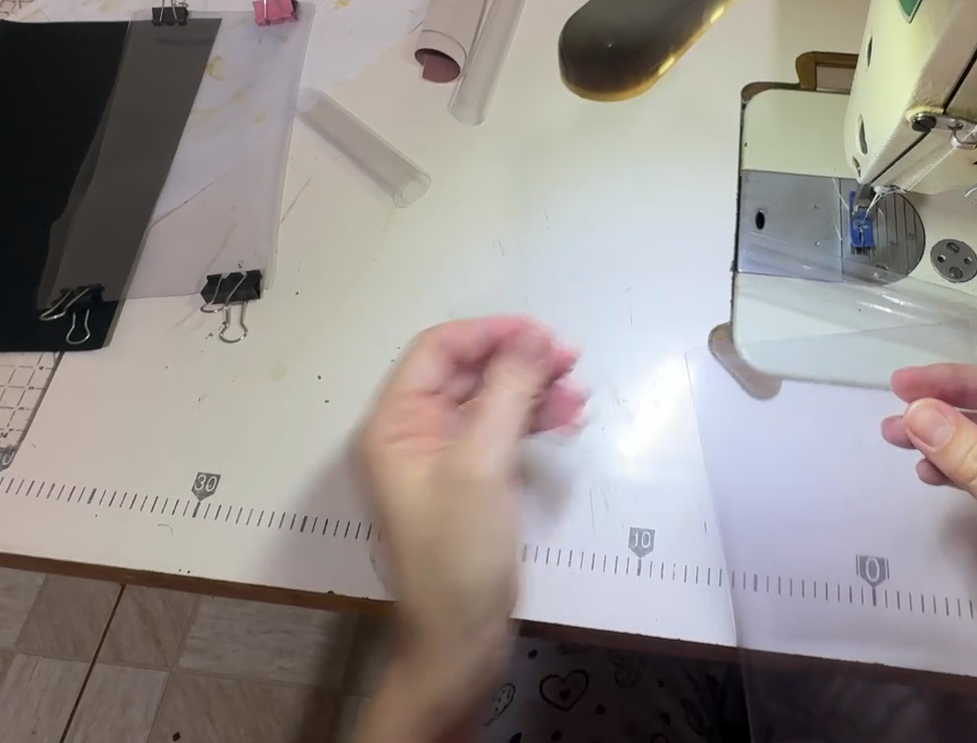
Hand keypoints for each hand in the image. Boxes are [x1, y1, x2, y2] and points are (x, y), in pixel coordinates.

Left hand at [356, 317, 585, 739]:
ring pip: (493, 397)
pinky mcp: (474, 475)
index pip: (438, 350)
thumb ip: (507, 392)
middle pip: (470, 370)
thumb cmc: (459, 554)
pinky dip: (535, 418)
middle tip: (571, 359)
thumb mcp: (481, 466)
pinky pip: (504, 428)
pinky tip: (569, 419)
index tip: (541, 335)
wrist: (461, 644)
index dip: (489, 334)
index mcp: (396, 423)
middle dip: (520, 361)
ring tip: (580, 394)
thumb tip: (534, 336)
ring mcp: (446, 454)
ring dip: (536, 389)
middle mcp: (417, 430)